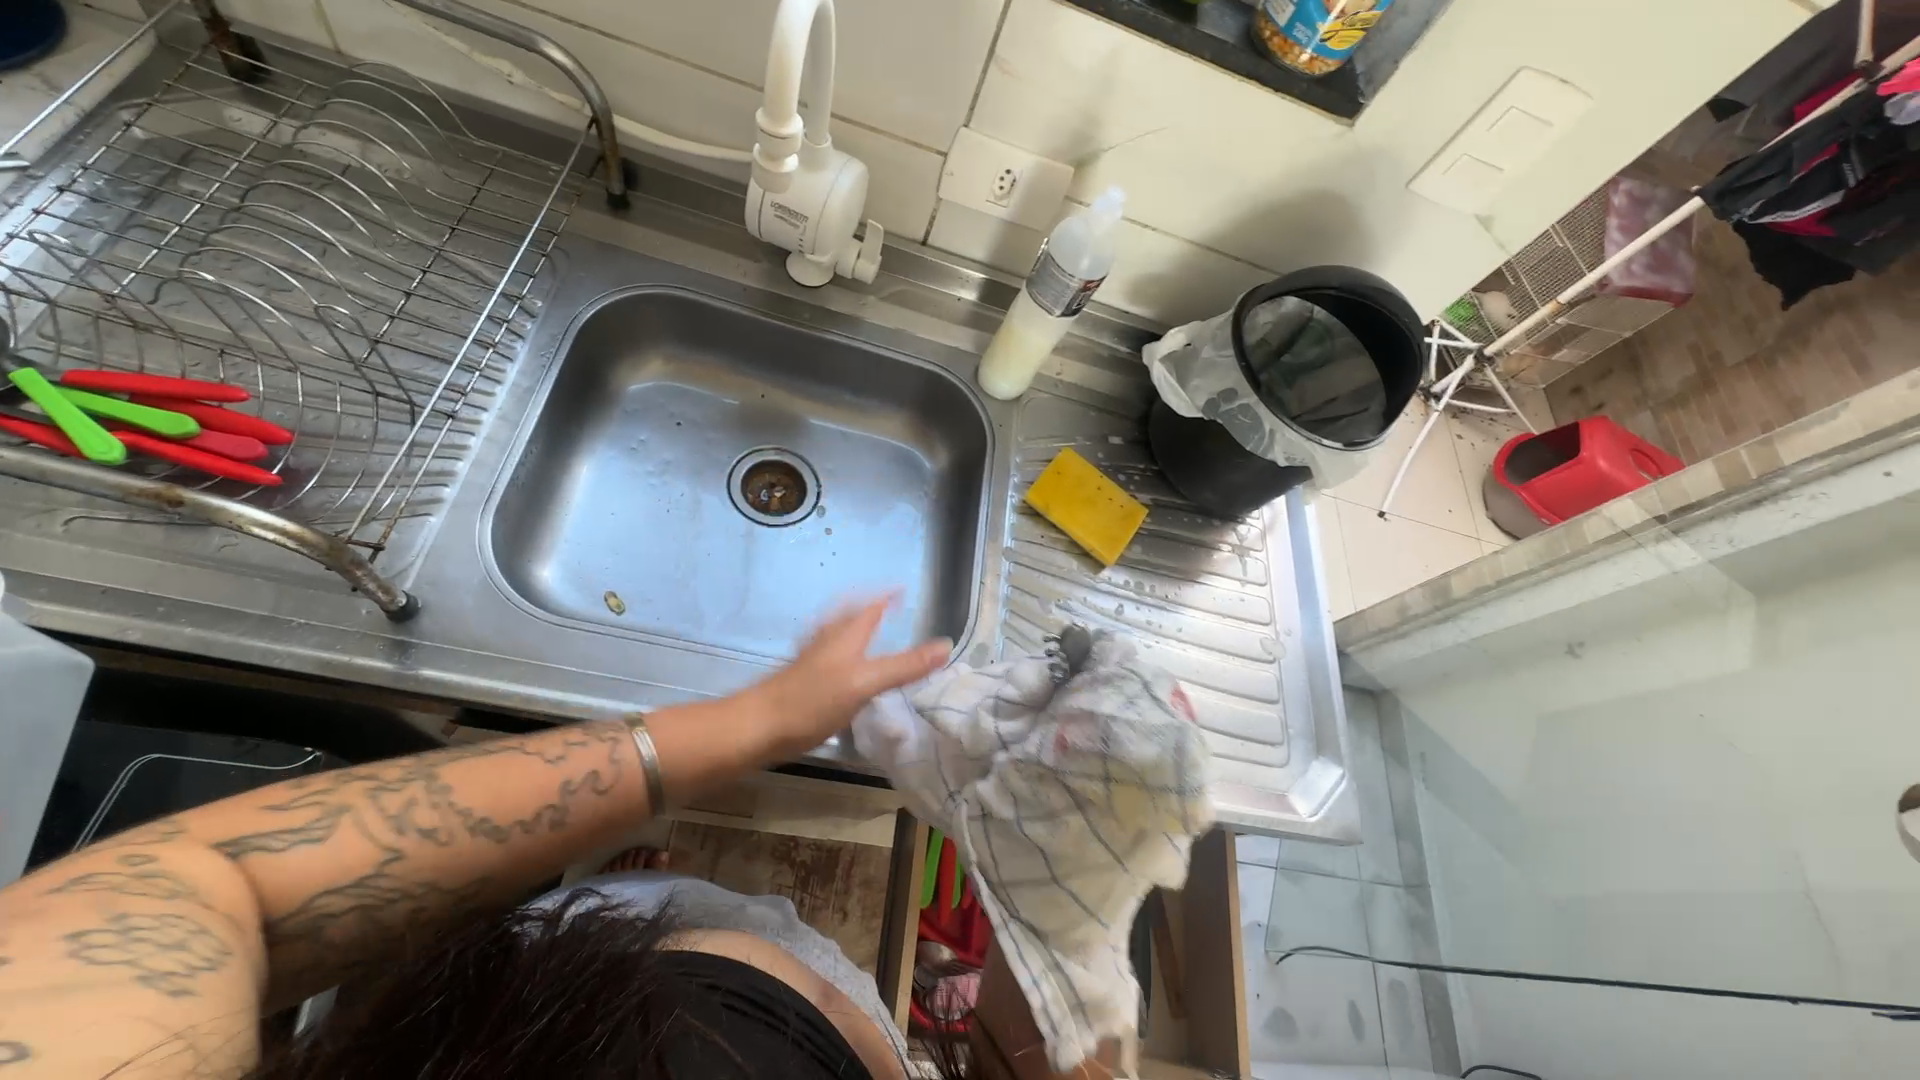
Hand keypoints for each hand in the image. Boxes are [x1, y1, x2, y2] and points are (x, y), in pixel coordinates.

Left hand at [743, 596, 950, 760]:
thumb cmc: (812, 701)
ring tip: (861, 629)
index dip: (886, 598)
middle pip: (848, 615)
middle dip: (866, 607)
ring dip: (850, 626)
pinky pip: (825, 656)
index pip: (870, 608)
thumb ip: (905, 666)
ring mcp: (810, 662)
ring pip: (834, 634)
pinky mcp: (800, 682)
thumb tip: (946, 644)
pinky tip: (836, 669)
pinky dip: (838, 652)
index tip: (901, 590)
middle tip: (883, 605)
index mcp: (845, 636)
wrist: (757, 727)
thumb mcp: (866, 683)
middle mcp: (827, 642)